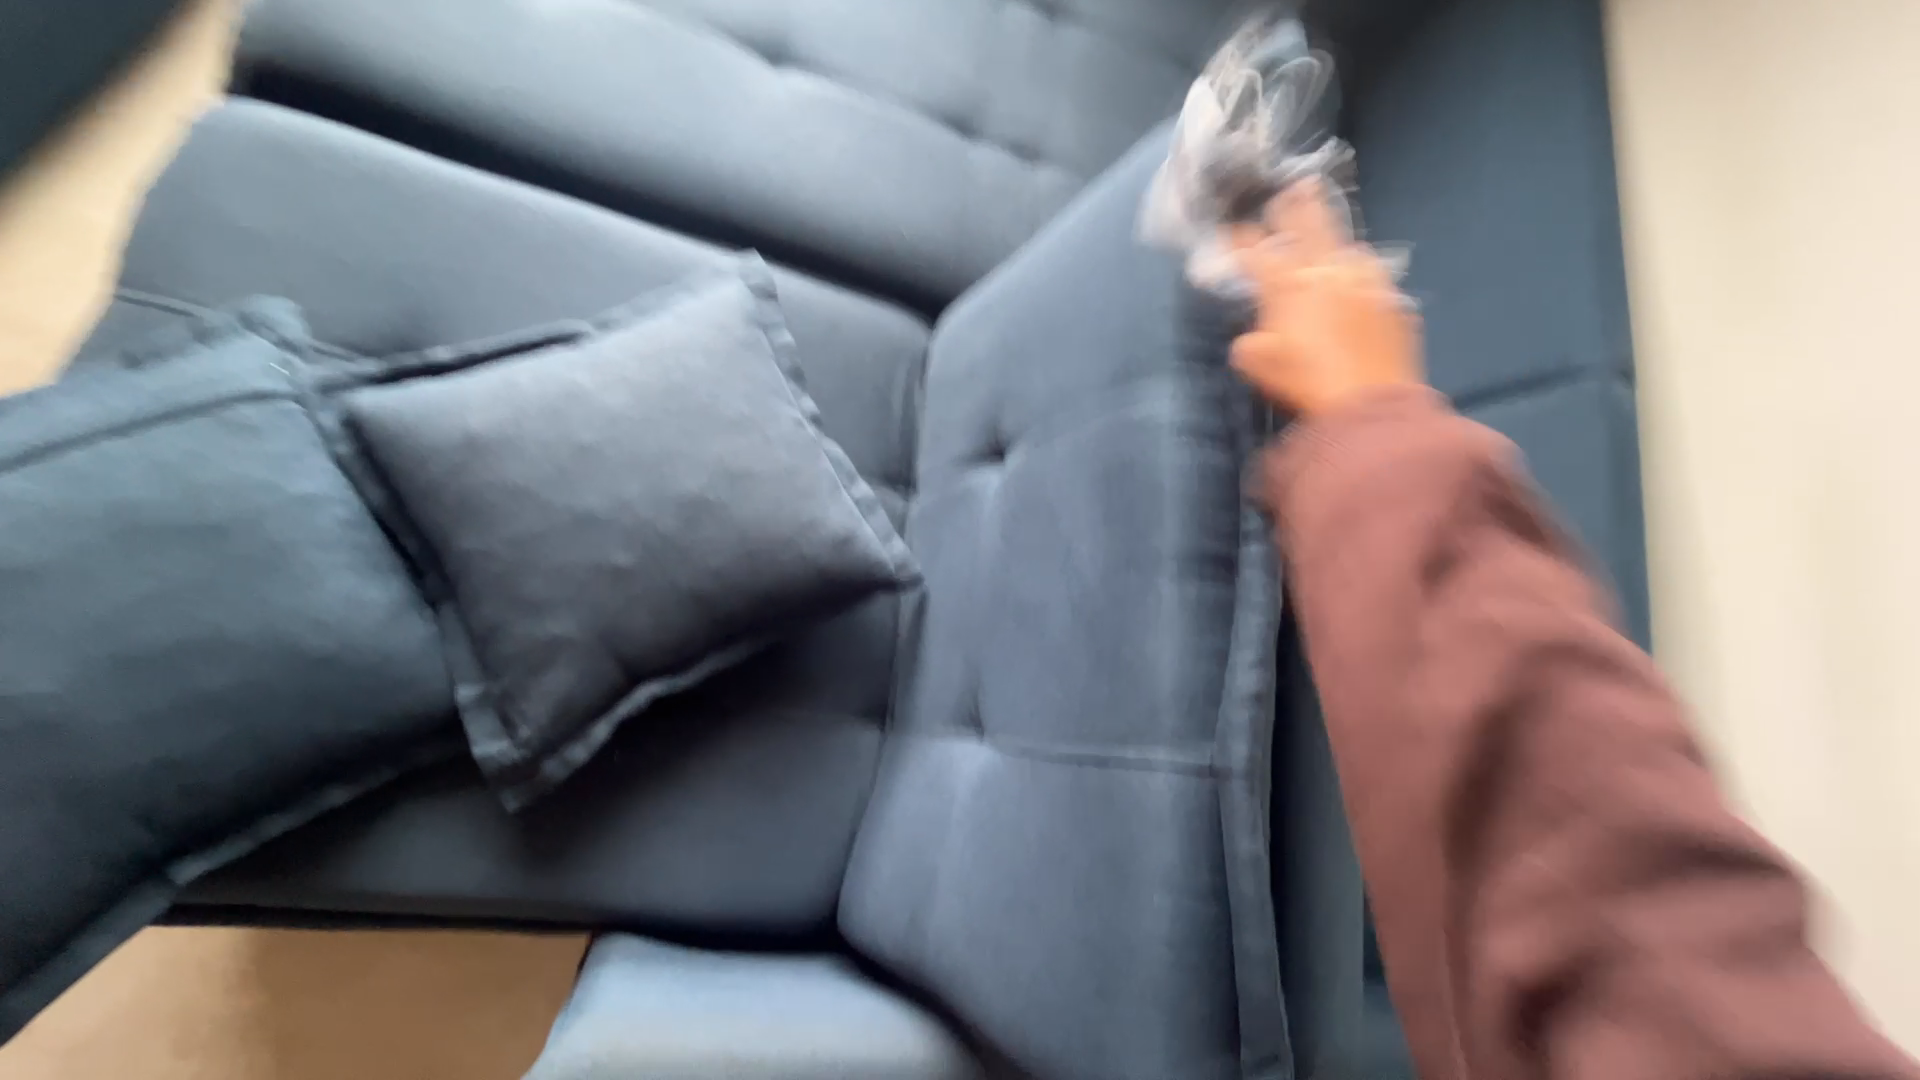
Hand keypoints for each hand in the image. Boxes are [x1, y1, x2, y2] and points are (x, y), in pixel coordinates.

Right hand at [1226, 180, 1423, 415]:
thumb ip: (1250, 343)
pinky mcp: (1392, 302)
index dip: (1243, 239)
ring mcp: (1366, 284)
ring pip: (1347, 248)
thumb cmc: (1304, 383)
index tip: (1233, 227)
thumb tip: (1254, 336)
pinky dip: (1360, 274)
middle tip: (1295, 188)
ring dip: (1335, 239)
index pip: (1258, 254)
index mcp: (1288, 287)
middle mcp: (1327, 274)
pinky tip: (1360, 279)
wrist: (1369, 402)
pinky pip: (1373, 278)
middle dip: (1298, 207)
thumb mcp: (1257, 365)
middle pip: (1310, 229)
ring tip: (1332, 236)